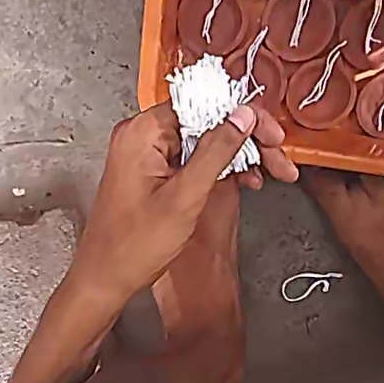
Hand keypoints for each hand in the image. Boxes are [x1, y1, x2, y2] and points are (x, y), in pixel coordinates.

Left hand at [67, 100, 296, 313]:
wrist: (105, 279)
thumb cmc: (133, 246)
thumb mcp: (185, 197)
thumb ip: (216, 152)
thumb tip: (242, 116)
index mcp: (142, 133)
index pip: (203, 104)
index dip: (243, 116)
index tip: (270, 133)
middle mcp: (142, 136)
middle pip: (206, 120)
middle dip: (246, 139)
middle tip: (278, 157)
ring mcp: (146, 153)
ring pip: (204, 139)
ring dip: (238, 154)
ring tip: (270, 172)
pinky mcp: (153, 170)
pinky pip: (193, 157)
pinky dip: (219, 167)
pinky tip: (245, 179)